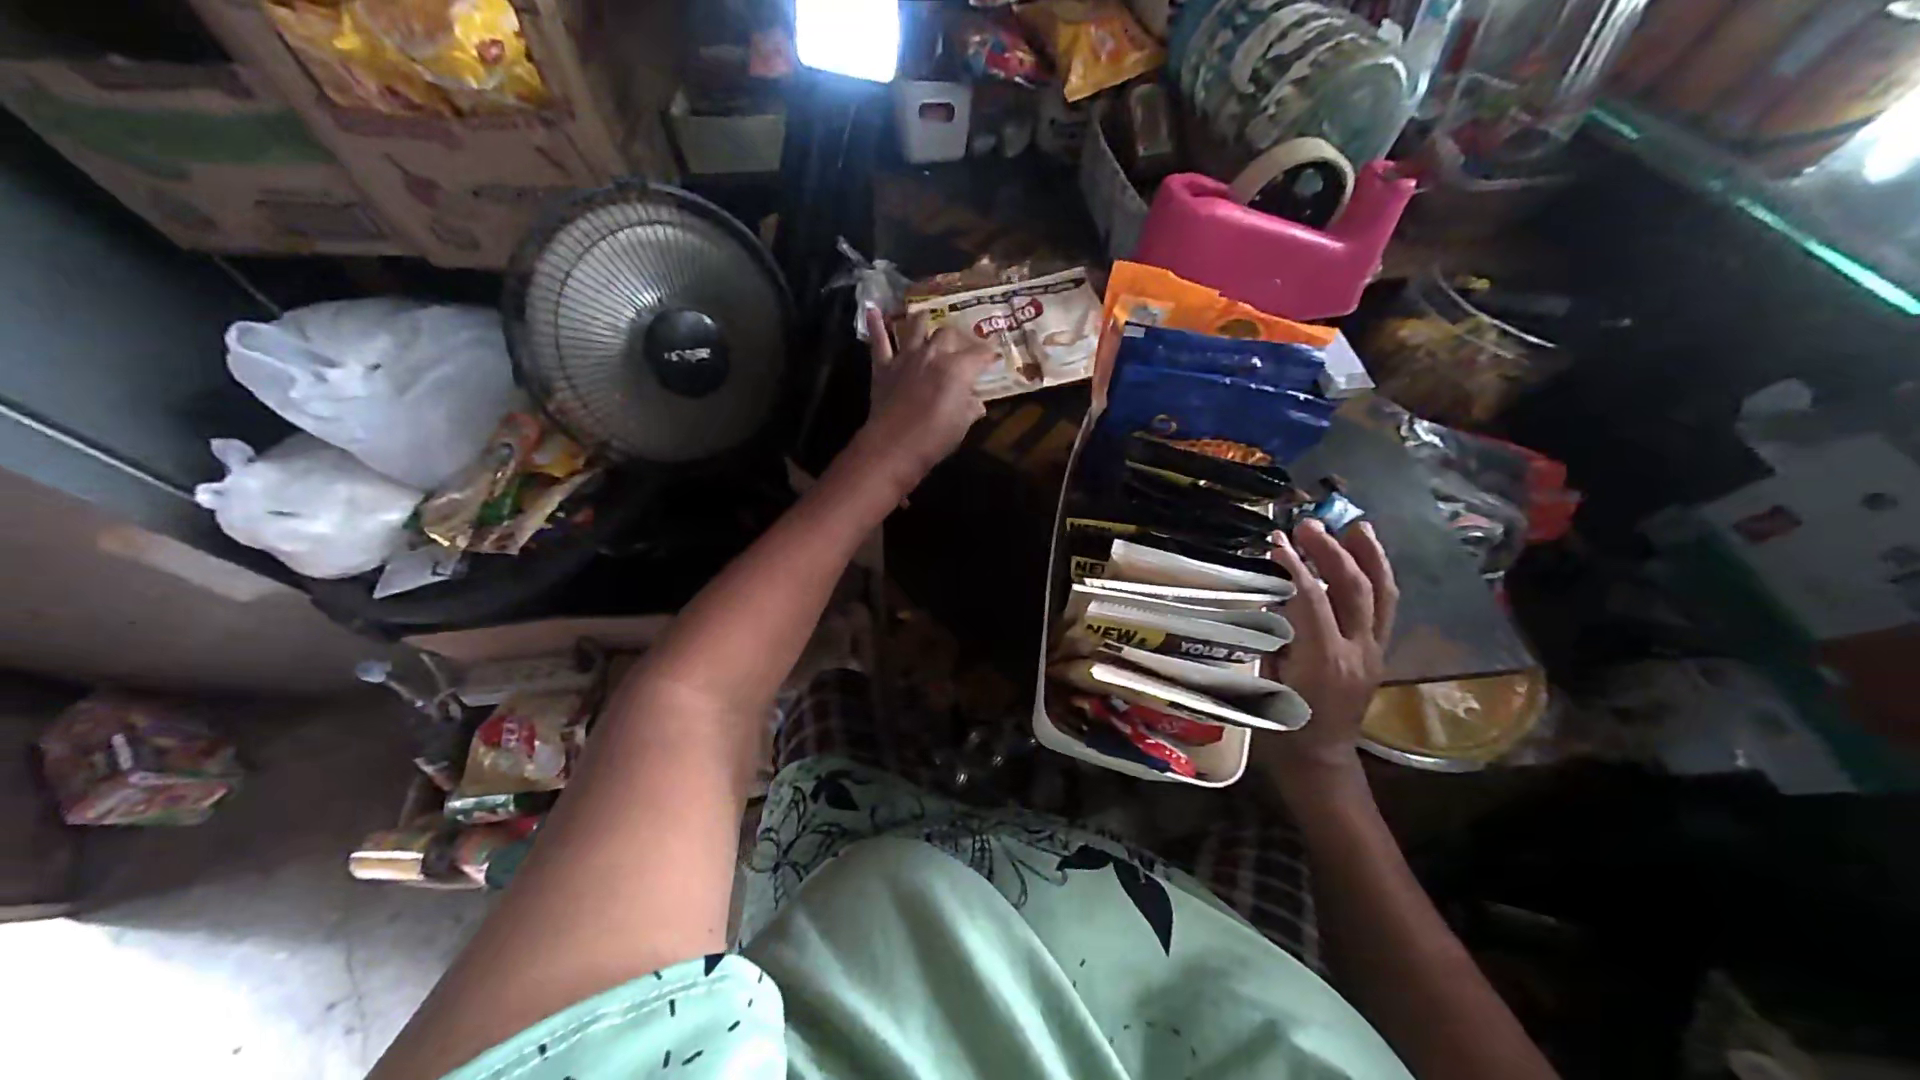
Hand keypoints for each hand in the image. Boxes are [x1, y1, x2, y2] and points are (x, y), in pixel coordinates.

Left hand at [852, 308, 997, 492]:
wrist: (894, 445)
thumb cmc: (934, 438)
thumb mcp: (962, 425)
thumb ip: (970, 408)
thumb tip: (976, 402)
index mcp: (958, 368)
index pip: (980, 354)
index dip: (989, 355)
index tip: (994, 356)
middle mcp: (933, 354)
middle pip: (948, 334)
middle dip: (958, 336)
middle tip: (962, 342)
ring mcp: (906, 357)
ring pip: (915, 328)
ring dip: (922, 319)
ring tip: (925, 313)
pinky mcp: (884, 366)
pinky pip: (879, 341)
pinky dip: (875, 325)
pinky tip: (873, 311)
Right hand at [1260, 519, 1399, 785]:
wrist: (1318, 760)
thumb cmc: (1280, 725)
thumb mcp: (1265, 679)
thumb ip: (1271, 637)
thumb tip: (1270, 594)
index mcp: (1323, 660)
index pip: (1312, 598)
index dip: (1294, 565)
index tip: (1275, 540)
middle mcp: (1357, 651)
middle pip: (1352, 589)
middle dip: (1331, 551)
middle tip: (1306, 525)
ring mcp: (1374, 652)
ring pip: (1382, 595)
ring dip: (1368, 556)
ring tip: (1354, 525)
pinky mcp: (1379, 654)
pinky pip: (1386, 608)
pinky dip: (1379, 577)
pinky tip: (1368, 558)